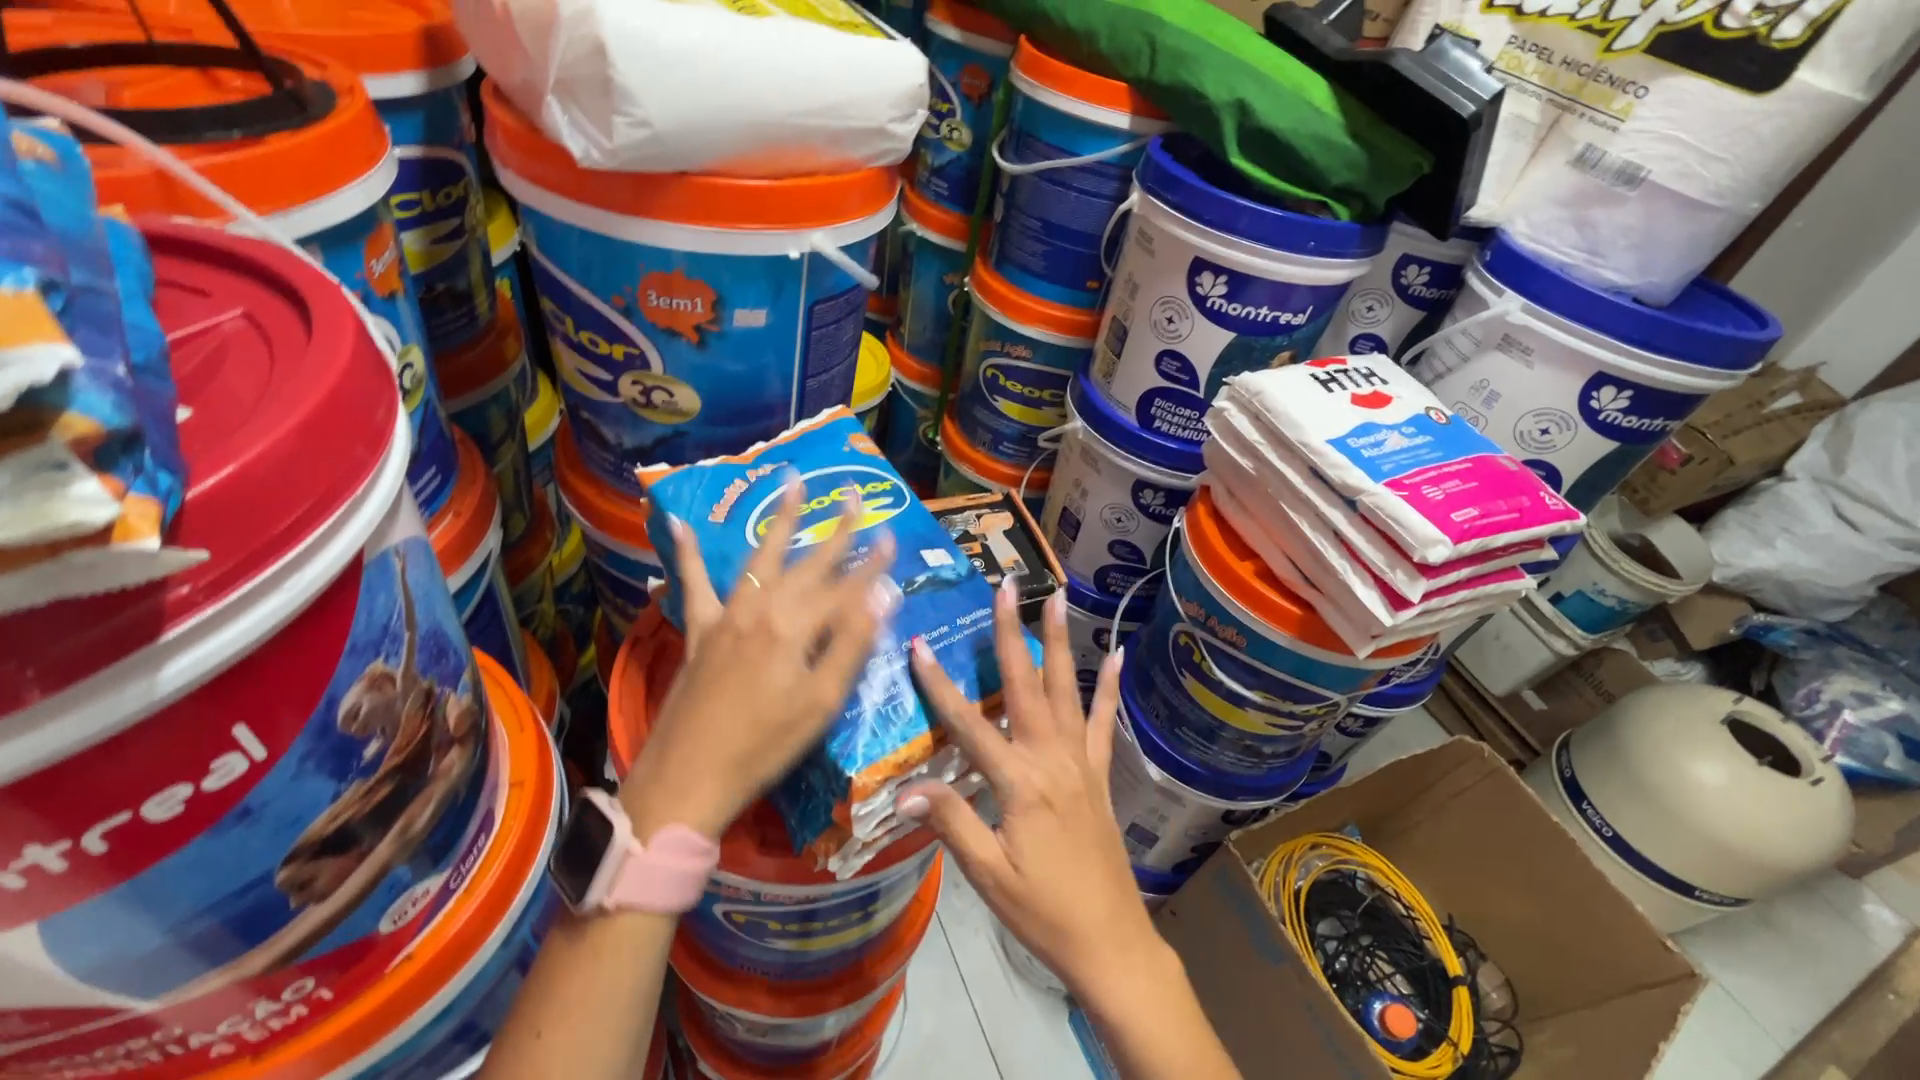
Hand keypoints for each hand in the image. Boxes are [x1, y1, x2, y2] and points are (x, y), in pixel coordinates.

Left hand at [622, 479, 900, 839]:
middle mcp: (762, 609)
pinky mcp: (699, 631)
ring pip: (760, 558)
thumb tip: (884, 595)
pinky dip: (687, 553)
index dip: (873, 564)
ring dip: (779, 521)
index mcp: (796, 628)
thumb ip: (851, 644)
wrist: (688, 776)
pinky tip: (679, 523)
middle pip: (808, 564)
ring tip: (791, 483)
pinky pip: (694, 584)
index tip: (893, 536)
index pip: (846, 588)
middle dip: (837, 530)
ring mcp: (727, 616)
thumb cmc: (765, 747)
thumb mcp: (821, 703)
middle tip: (854, 495)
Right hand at [900, 580, 1170, 996]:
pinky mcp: (1100, 775)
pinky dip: (1108, 687)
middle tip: (1006, 586)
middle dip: (1012, 634)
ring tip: (1057, 599)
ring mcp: (1081, 764)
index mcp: (1019, 783)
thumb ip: (951, 823)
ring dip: (1059, 643)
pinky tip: (1115, 656)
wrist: (1110, 940)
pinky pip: (1104, 722)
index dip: (940, 686)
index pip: (969, 725)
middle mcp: (1052, 760)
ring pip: (1067, 691)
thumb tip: (903, 790)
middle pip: (1027, 687)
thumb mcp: (988, 875)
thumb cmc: (1042, 911)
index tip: (918, 645)